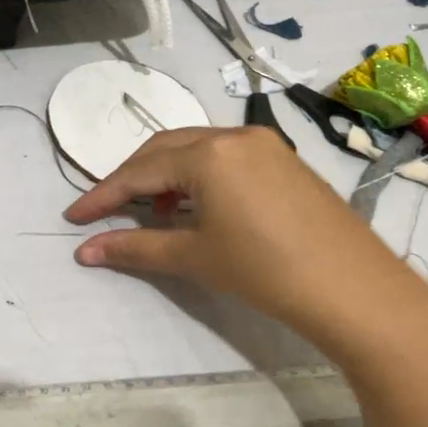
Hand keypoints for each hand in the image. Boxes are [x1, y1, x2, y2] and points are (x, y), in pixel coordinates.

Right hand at [63, 127, 408, 332]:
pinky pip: (224, 157)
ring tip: (151, 213)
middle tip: (104, 210)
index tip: (72, 217)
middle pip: (163, 149)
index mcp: (207, 154)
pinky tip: (195, 208)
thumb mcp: (193, 257)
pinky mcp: (285, 162)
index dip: (101, 196)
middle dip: (130, 178)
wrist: (355, 290)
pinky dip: (196, 176)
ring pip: (195, 149)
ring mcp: (265, 146)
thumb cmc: (265, 270)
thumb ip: (134, 248)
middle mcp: (234, 136)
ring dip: (164, 176)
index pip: (138, 172)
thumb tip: (85, 252)